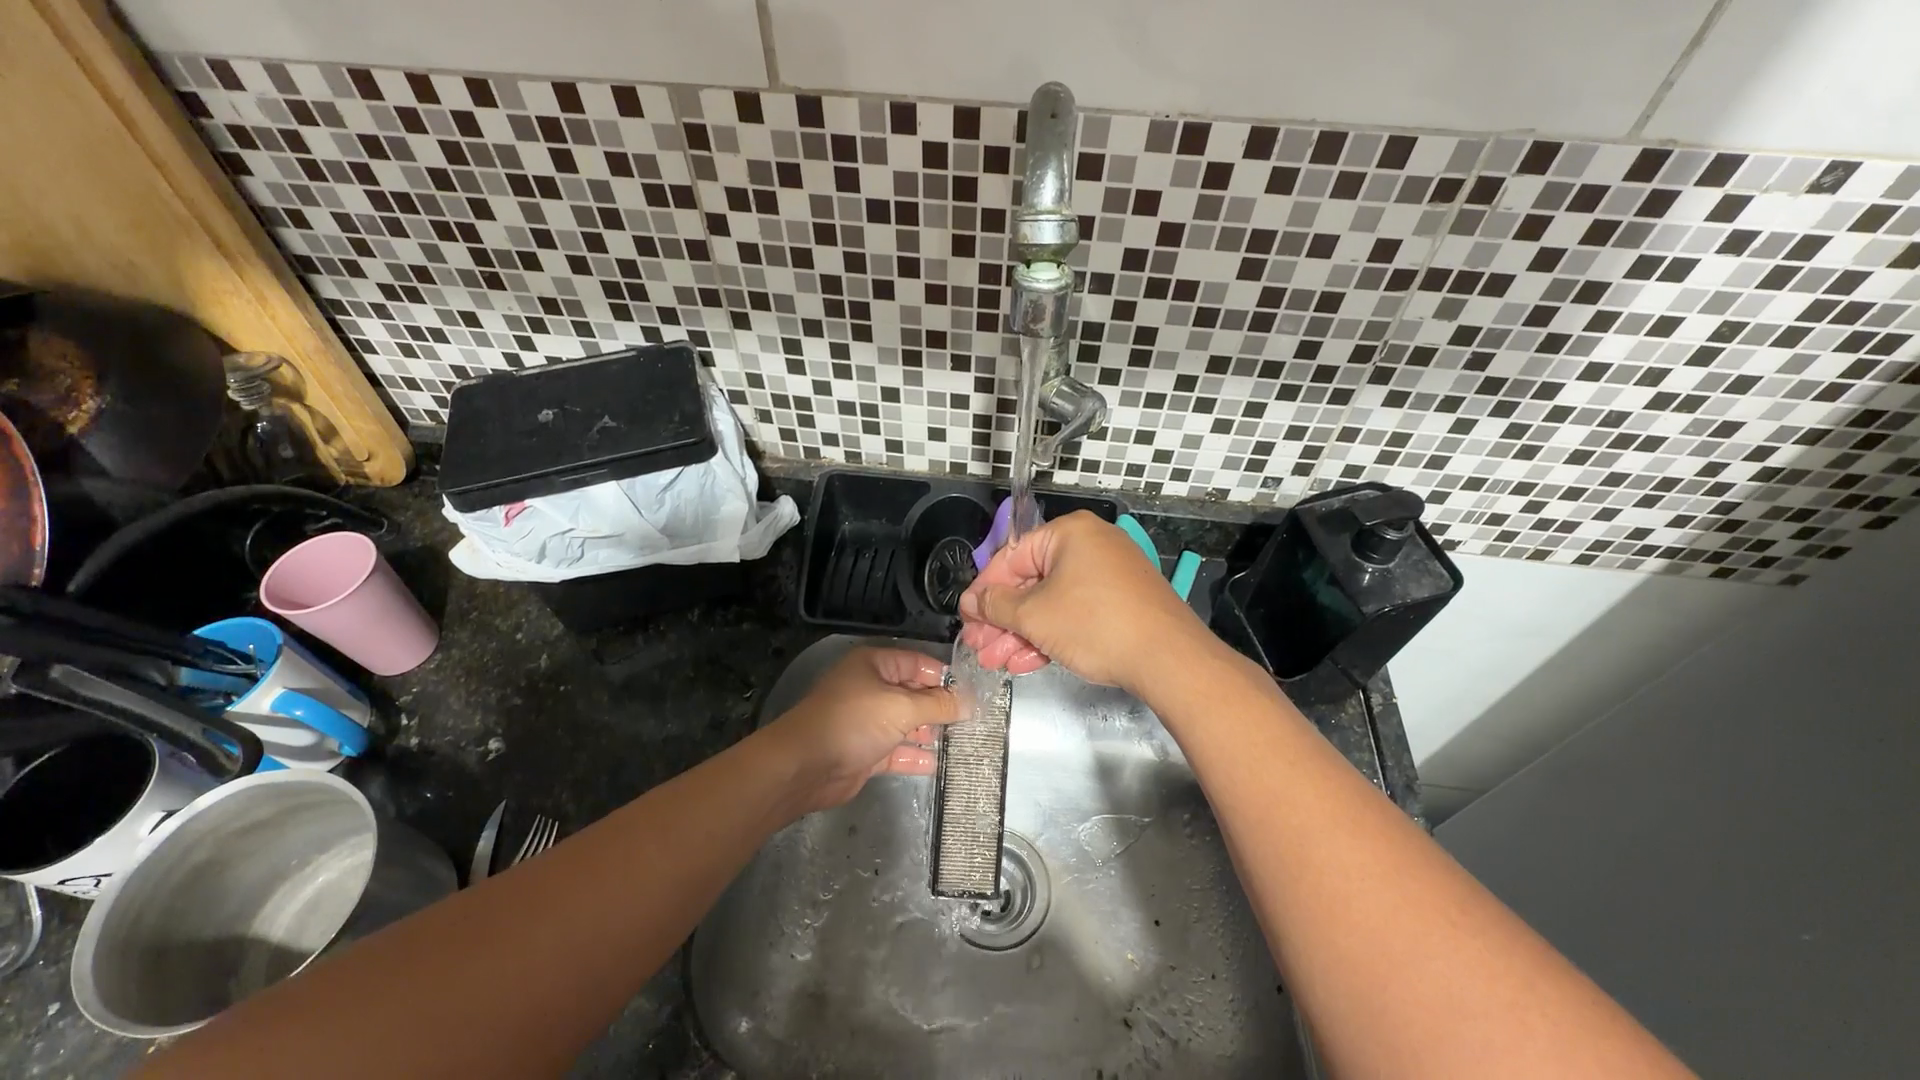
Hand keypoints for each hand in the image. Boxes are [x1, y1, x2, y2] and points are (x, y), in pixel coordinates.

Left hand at [761, 647, 958, 814]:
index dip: (944, 676)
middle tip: (972, 717)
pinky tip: (936, 762)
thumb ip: (938, 705)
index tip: (972, 692)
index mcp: (874, 665)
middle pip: (912, 693)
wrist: (805, 766)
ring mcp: (866, 721)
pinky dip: (913, 755)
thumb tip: (969, 702)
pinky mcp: (864, 751)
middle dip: (939, 705)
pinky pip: (895, 749)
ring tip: (961, 739)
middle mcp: (870, 688)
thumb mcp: (901, 707)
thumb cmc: (853, 722)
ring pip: (905, 723)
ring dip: (928, 731)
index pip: (917, 663)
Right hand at [958, 511, 1208, 690]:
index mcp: (1069, 533)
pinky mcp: (1121, 604)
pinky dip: (1051, 635)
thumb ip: (997, 606)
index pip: (1011, 557)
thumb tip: (973, 602)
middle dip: (1002, 619)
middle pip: (1031, 582)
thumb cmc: (1097, 625)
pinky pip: (1074, 613)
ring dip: (1022, 633)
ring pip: (1052, 602)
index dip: (984, 590)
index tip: (967, 617)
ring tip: (997, 662)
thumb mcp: (1035, 615)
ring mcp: (1109, 576)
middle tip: (979, 646)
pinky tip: (1027, 662)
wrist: (1168, 659)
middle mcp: (1090, 546)